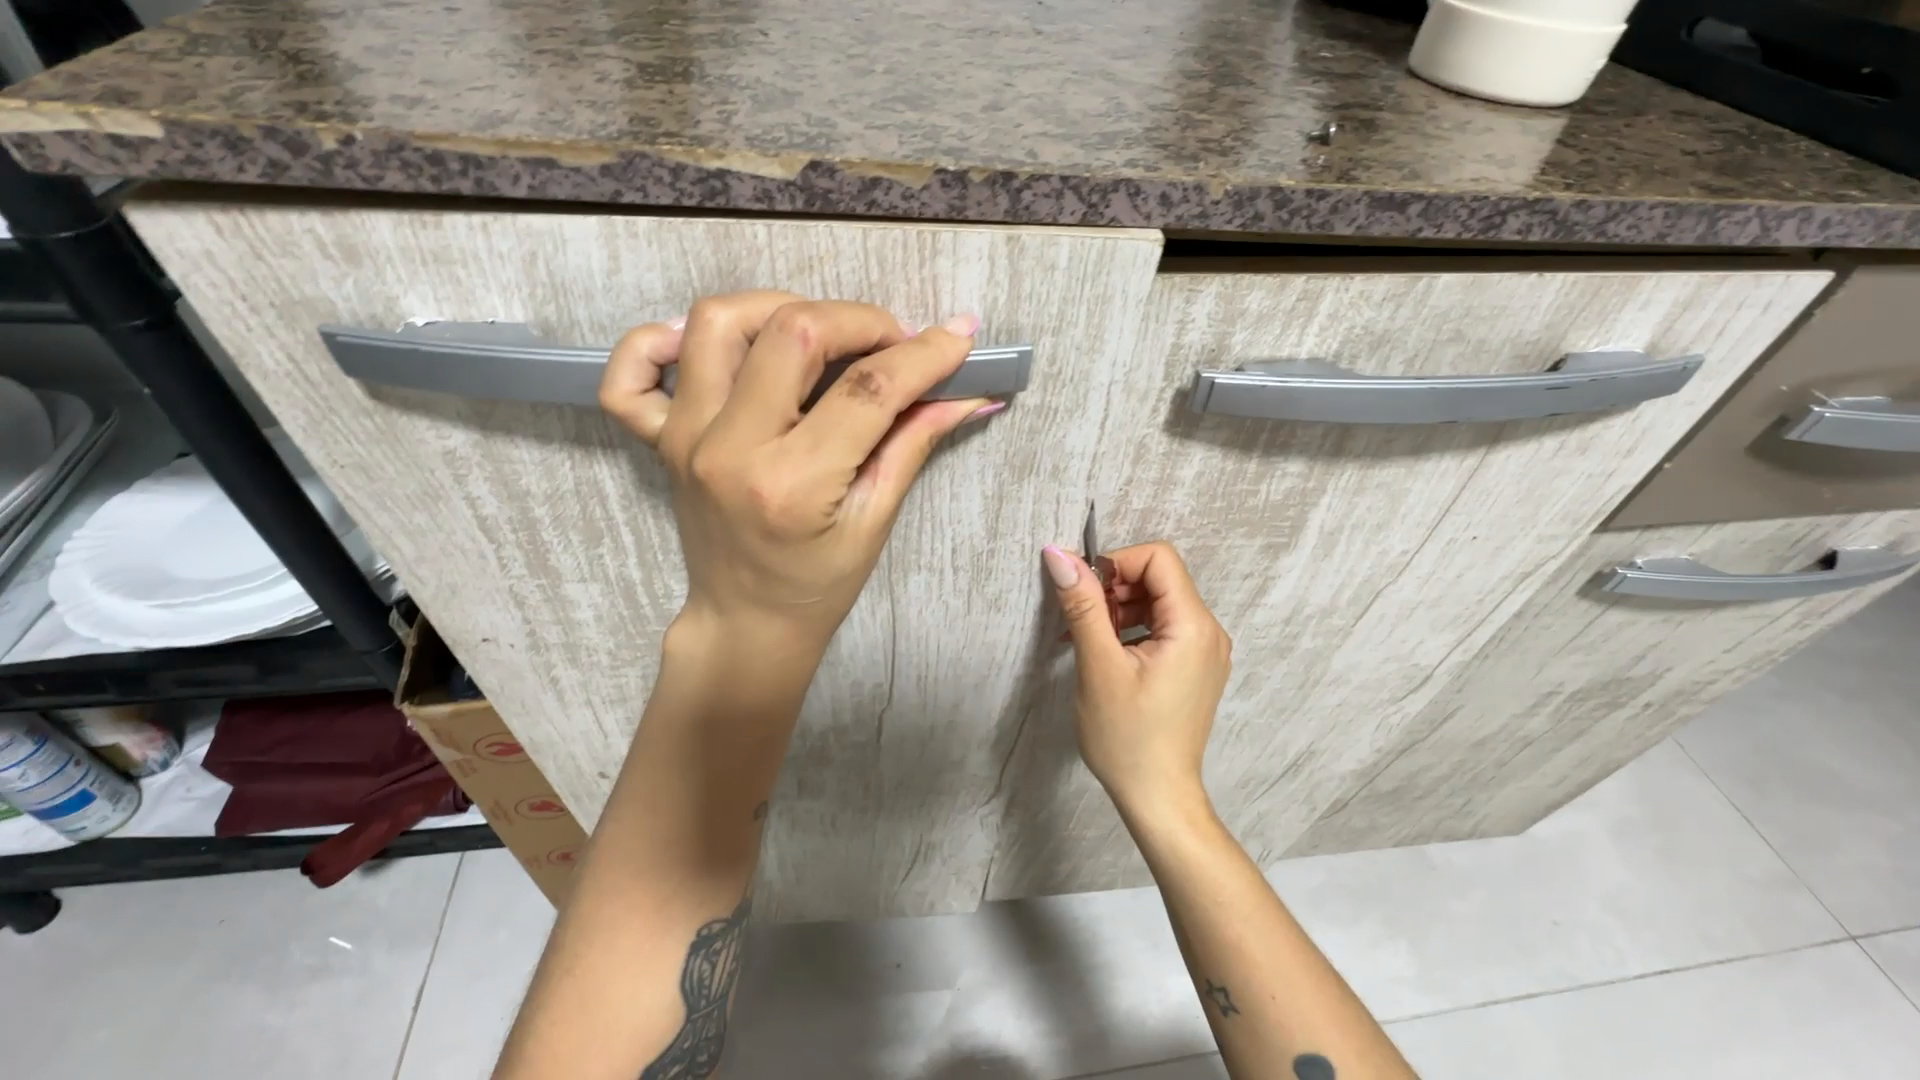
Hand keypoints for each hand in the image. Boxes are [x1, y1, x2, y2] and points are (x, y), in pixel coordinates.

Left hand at [600, 291, 1001, 653]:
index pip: (867, 389)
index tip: (958, 338)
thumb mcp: (875, 521)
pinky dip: (661, 340)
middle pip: (793, 331)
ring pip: (717, 323)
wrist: (746, 623)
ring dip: (779, 308)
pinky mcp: (661, 438)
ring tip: (820, 334)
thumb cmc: (816, 586)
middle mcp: (730, 449)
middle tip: (891, 343)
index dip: (923, 354)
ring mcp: (686, 438)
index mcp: (793, 484)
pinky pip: (633, 370)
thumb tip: (966, 389)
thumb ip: (914, 443)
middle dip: (859, 320)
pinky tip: (719, 352)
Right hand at [1043, 541, 1230, 810]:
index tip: (1084, 593)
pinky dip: (1132, 630)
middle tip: (1081, 622)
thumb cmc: (1127, 738)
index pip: (1158, 558)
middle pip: (1159, 578)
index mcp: (1193, 626)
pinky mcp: (1195, 668)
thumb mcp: (1098, 665)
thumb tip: (1059, 555)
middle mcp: (1208, 632)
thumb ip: (1082, 605)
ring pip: (1158, 602)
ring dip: (1119, 610)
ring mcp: (1205, 652)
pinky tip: (1105, 655)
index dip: (1116, 564)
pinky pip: (1164, 628)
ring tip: (1088, 642)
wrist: (1157, 797)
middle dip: (1114, 589)